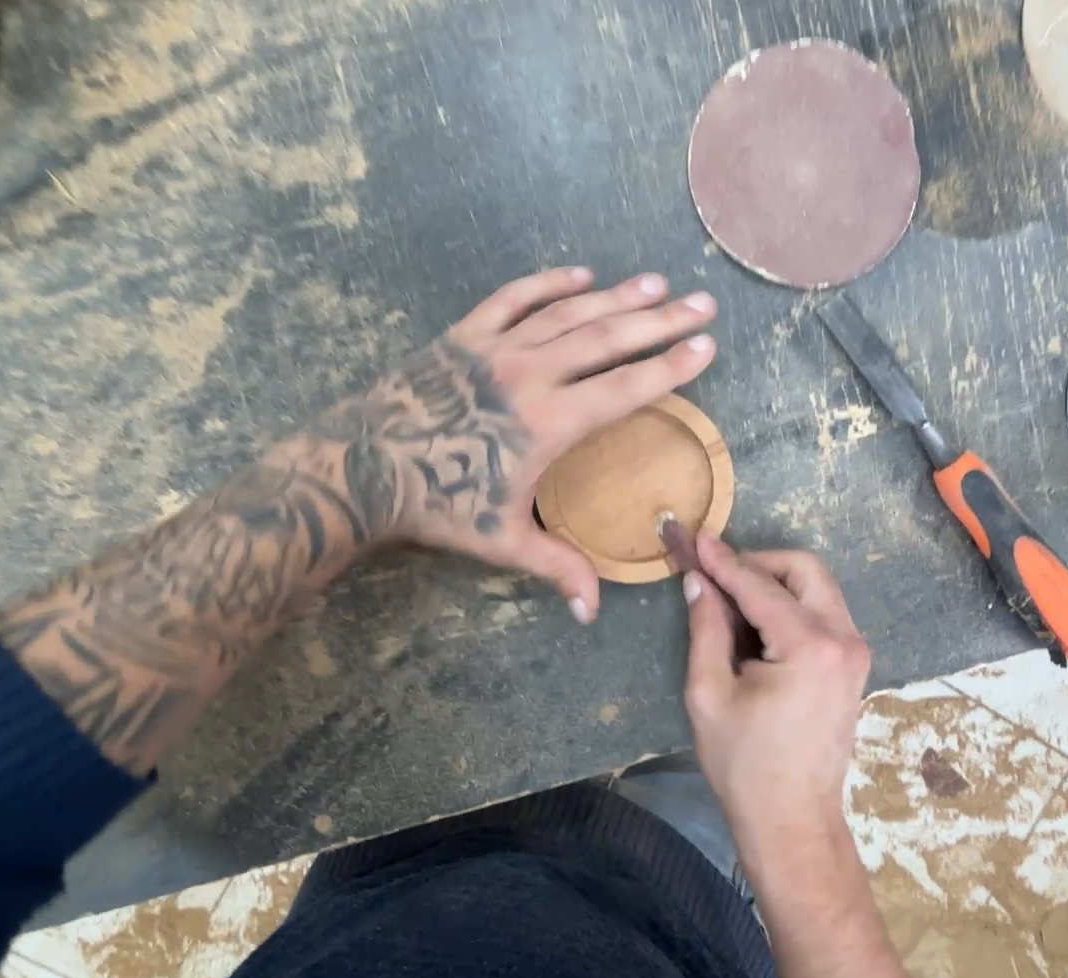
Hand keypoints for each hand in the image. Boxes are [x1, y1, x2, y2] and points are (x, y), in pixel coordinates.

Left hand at [289, 266, 717, 622]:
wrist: (360, 467)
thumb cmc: (438, 505)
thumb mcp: (503, 540)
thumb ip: (557, 568)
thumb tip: (592, 614)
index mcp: (548, 422)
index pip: (625, 389)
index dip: (670, 368)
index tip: (707, 347)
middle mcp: (531, 373)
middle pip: (608, 339)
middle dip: (661, 321)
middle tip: (703, 302)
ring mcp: (496, 347)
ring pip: (569, 313)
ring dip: (617, 297)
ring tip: (656, 284)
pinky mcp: (464, 334)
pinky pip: (515, 298)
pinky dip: (549, 283)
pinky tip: (580, 273)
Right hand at [681, 536, 869, 855]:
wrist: (793, 820)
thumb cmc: (744, 764)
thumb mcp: (709, 694)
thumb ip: (706, 628)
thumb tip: (698, 582)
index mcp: (810, 646)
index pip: (761, 586)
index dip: (724, 561)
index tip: (696, 540)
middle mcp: (844, 640)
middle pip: (805, 569)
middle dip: (759, 562)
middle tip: (718, 573)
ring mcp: (857, 653)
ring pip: (819, 588)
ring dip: (777, 582)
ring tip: (732, 598)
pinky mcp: (854, 666)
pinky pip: (824, 613)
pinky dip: (792, 604)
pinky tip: (757, 623)